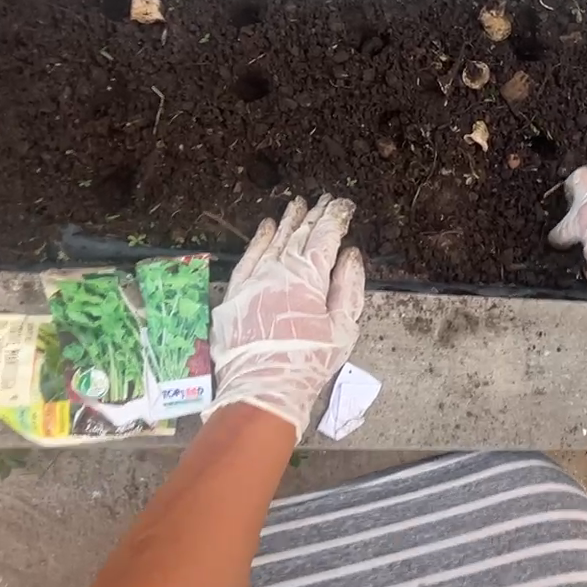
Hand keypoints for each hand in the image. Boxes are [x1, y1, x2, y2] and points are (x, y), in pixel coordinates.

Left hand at [210, 195, 364, 439]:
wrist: (262, 388)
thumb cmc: (309, 361)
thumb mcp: (343, 327)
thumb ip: (348, 286)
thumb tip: (350, 254)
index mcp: (310, 276)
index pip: (326, 236)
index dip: (336, 217)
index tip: (344, 204)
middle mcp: (280, 270)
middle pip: (300, 234)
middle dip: (315, 215)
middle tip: (323, 199)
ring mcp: (255, 279)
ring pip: (274, 241)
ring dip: (288, 221)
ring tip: (297, 205)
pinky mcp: (236, 292)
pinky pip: (249, 257)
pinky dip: (259, 240)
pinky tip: (267, 227)